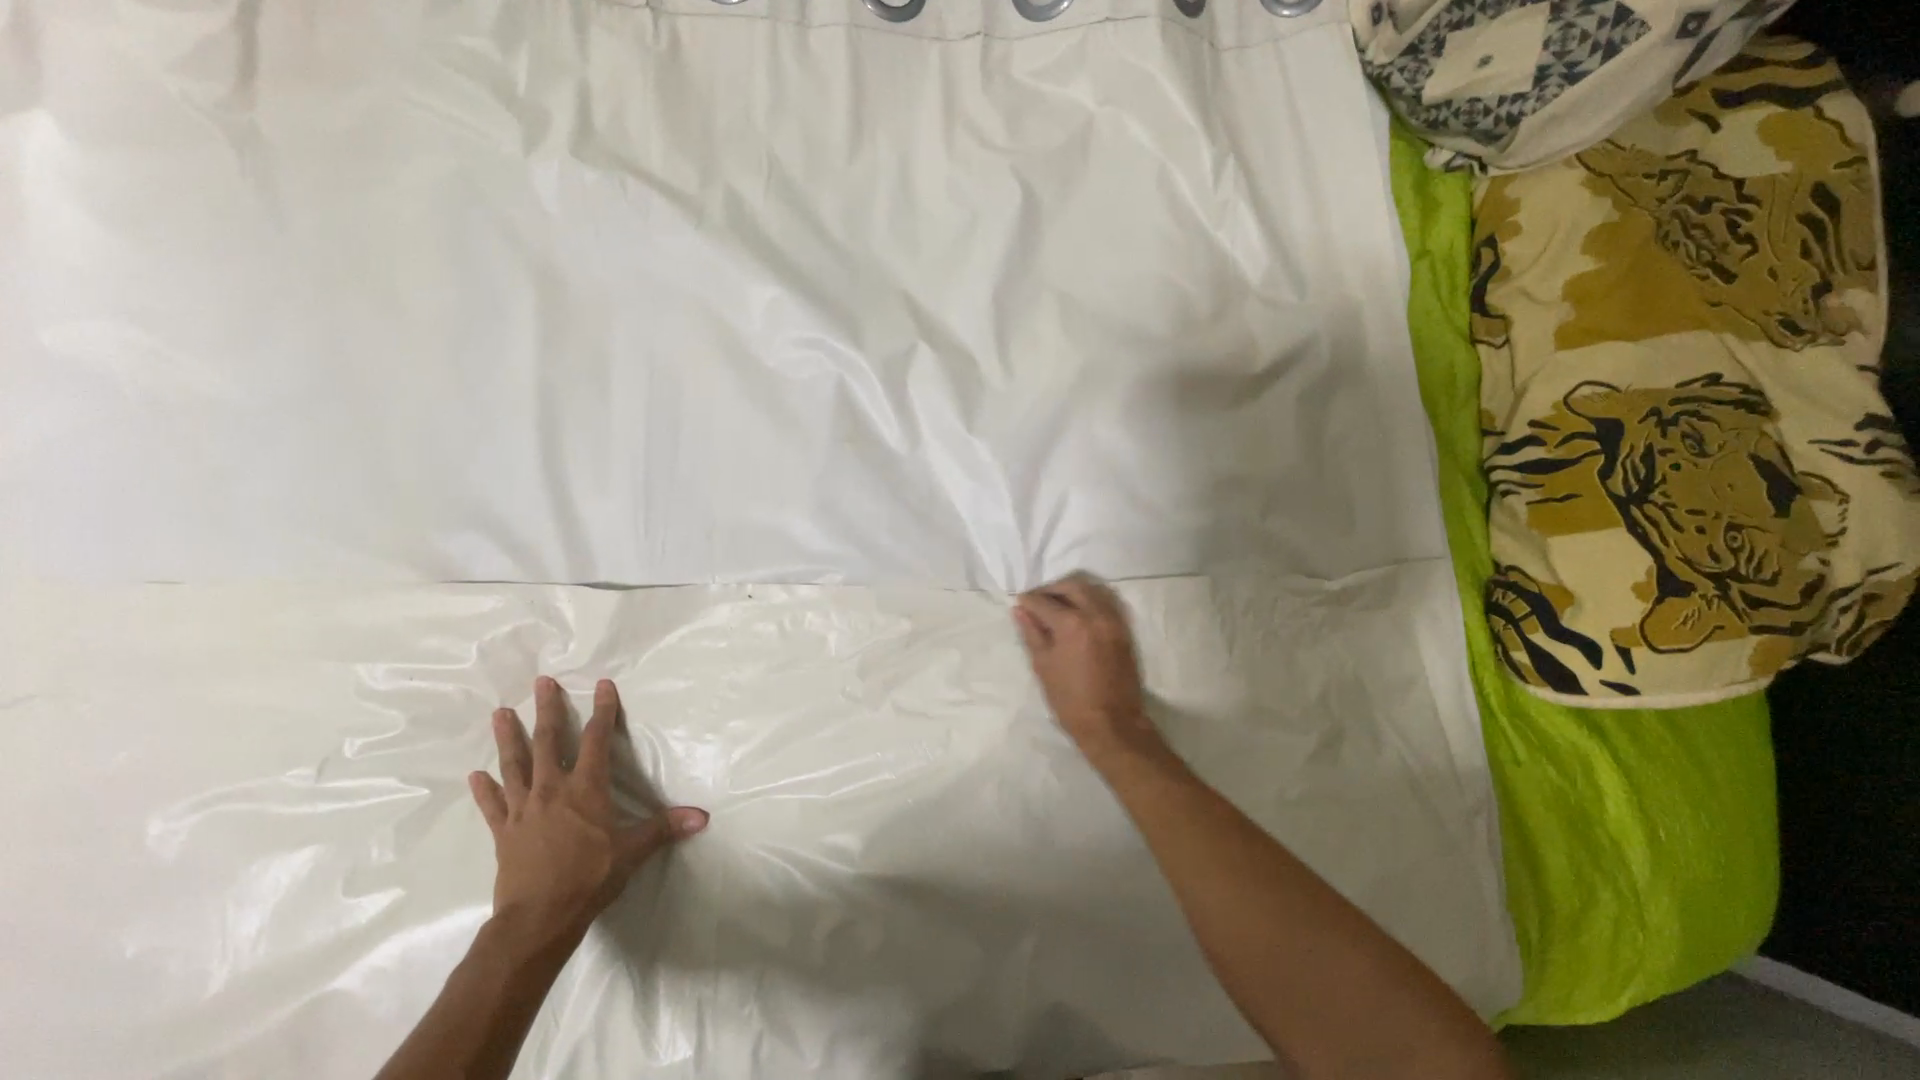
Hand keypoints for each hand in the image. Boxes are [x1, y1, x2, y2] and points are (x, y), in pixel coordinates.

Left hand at [469, 677, 707, 950]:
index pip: (597, 740)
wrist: (539, 917)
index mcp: (585, 790)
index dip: (603, 711)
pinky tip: (476, 775)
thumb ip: (663, 828)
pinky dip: (484, 790)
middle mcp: (552, 790)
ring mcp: (523, 809)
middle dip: (547, 710)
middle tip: (541, 682)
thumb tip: (702, 816)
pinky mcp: (503, 832)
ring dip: (508, 738)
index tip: (602, 685)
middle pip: (548, 742)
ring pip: (514, 765)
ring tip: (500, 713)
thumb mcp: (633, 852)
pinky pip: (492, 805)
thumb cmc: (590, 878)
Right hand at [1013, 575, 1164, 762]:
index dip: (1029, 601)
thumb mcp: (1044, 666)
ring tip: (1058, 605)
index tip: (1020, 603)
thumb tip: (1020, 610)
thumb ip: (1032, 633)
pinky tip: (1079, 613)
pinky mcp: (1124, 630)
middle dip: (1052, 589)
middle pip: (1072, 587)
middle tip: (1038, 601)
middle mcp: (1095, 615)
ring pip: (1092, 591)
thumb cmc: (1070, 700)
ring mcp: (1114, 621)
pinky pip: (1106, 602)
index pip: (1044, 602)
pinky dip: (1091, 600)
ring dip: (1072, 592)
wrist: (1111, 723)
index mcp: (1072, 624)